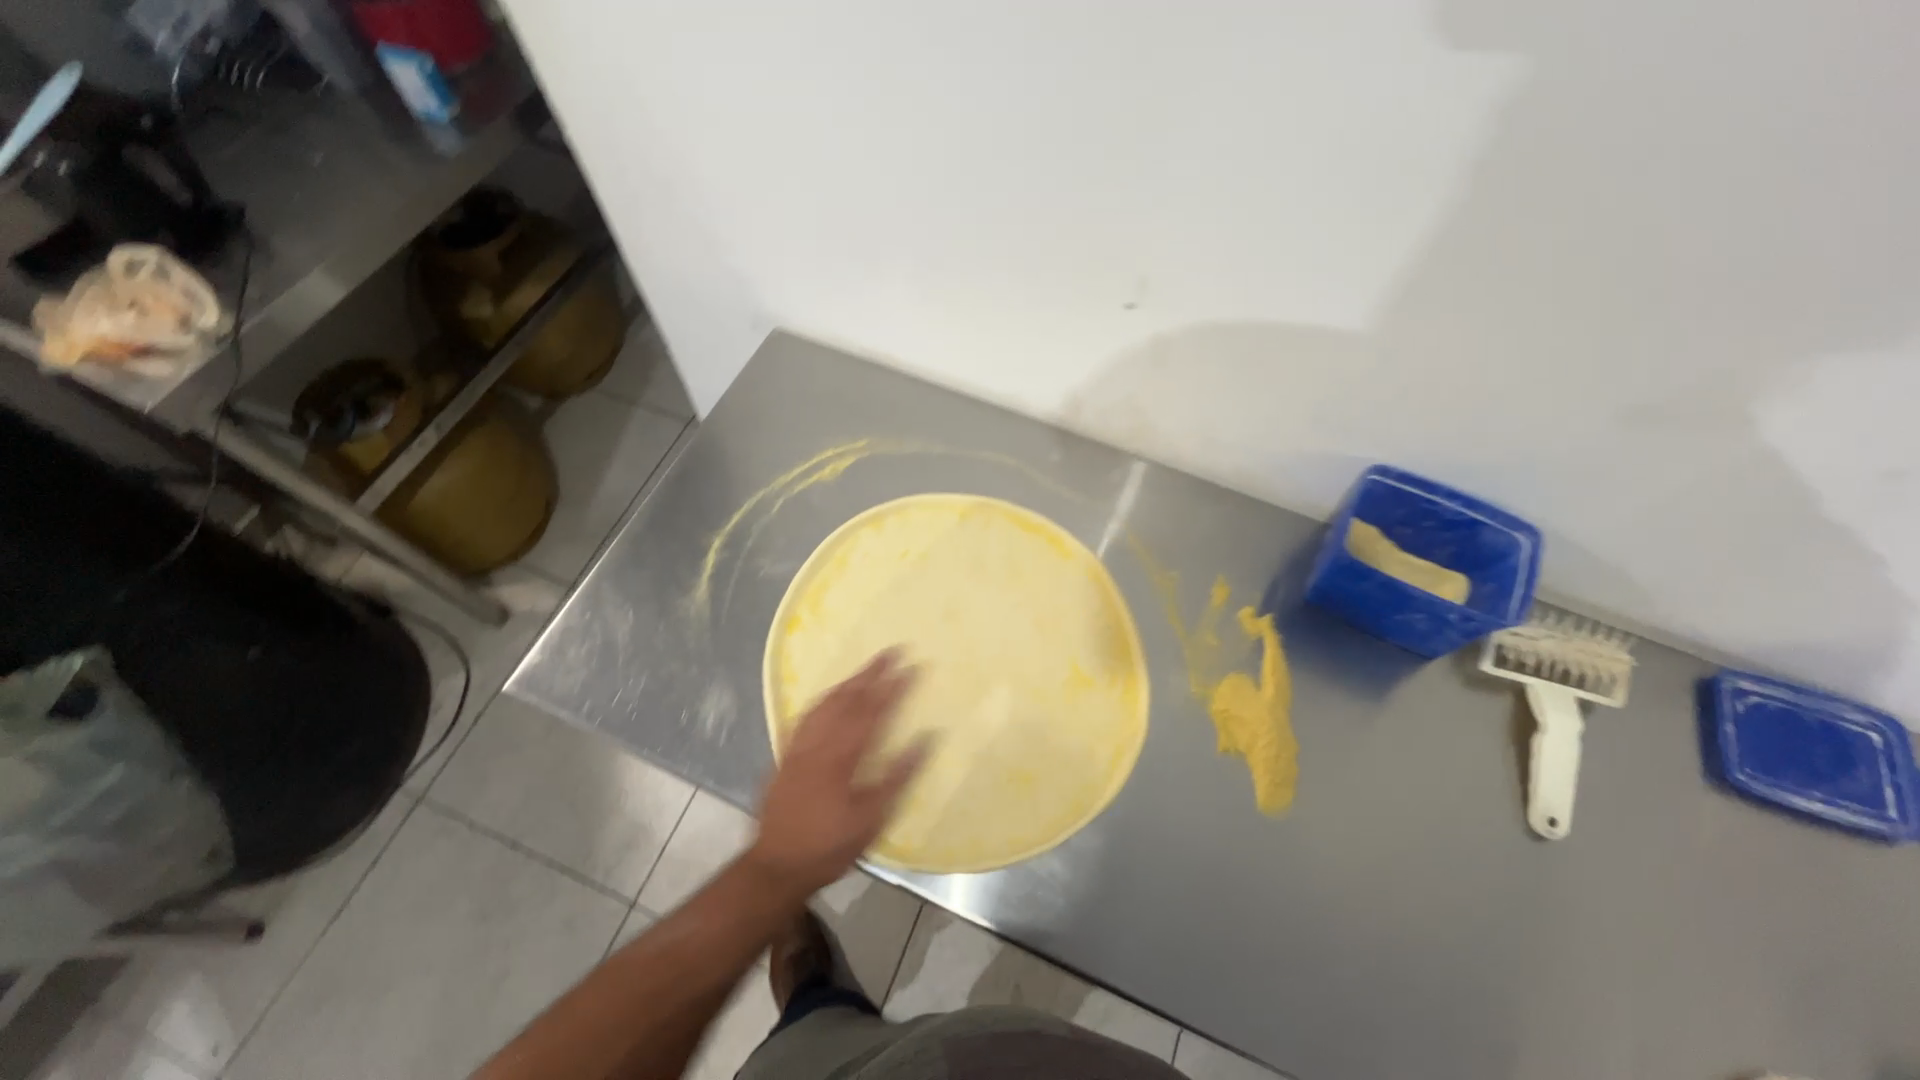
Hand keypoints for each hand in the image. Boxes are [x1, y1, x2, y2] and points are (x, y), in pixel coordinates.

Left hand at [747, 650, 928, 897]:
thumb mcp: (872, 817)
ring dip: (845, 683)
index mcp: (843, 755)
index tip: (911, 665)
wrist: (776, 865)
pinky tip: (825, 700)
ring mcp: (797, 748)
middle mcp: (818, 743)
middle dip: (870, 673)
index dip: (893, 686)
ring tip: (863, 670)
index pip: (873, 710)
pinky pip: (804, 718)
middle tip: (890, 652)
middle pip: (846, 699)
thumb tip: (927, 738)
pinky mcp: (784, 758)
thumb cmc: (830, 845)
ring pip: (823, 704)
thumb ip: (899, 775)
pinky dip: (820, 702)